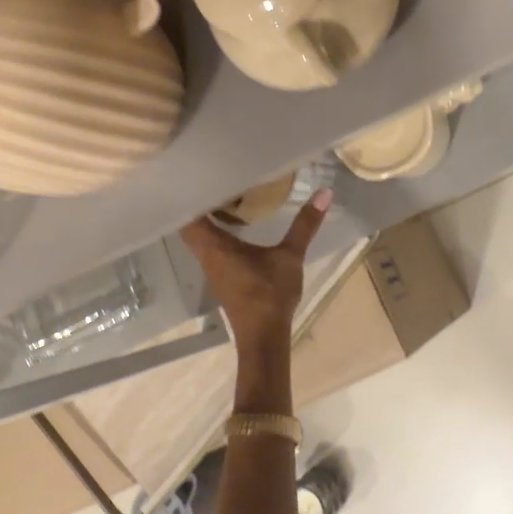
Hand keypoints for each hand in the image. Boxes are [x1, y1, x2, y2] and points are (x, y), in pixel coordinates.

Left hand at [182, 189, 331, 348]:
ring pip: (201, 238)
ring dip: (208, 219)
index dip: (189, 197)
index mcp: (216, 247)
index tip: (199, 177)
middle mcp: (207, 256)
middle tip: (214, 181)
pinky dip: (217, 234)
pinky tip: (235, 224)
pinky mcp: (222, 277)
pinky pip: (211, 248)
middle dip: (200, 204)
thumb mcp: (290, 256)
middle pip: (191, 225)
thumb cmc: (270, 294)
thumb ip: (304, 225)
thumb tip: (324, 192)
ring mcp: (213, 269)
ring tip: (225, 195)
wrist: (264, 337)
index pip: (188, 217)